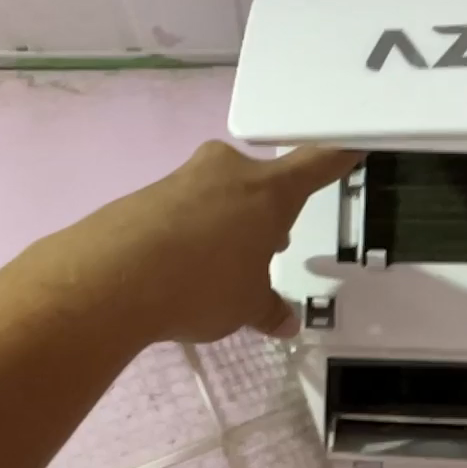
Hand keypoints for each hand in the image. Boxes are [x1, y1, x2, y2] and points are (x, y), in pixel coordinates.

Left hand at [35, 141, 362, 344]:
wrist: (113, 277)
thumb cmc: (202, 287)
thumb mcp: (246, 307)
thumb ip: (269, 310)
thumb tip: (287, 324)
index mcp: (268, 192)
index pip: (315, 165)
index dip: (337, 157)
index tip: (353, 143)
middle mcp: (228, 173)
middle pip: (260, 182)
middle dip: (267, 213)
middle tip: (269, 248)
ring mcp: (184, 179)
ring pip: (220, 195)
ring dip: (228, 224)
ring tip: (221, 266)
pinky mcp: (148, 195)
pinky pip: (183, 209)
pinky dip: (191, 233)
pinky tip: (180, 268)